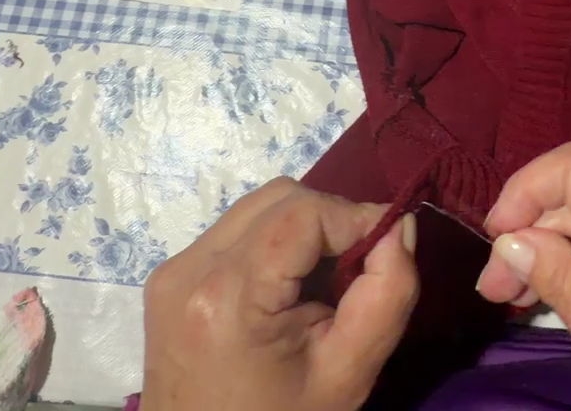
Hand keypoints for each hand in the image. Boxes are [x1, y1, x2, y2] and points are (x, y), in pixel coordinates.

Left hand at [141, 178, 418, 410]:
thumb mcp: (350, 373)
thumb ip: (388, 292)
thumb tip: (400, 222)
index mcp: (229, 295)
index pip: (305, 211)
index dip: (355, 217)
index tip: (385, 249)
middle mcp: (191, 267)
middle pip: (282, 198)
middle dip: (330, 219)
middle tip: (355, 268)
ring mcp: (174, 267)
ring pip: (260, 205)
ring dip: (303, 226)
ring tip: (320, 279)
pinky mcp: (170, 273)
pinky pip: (238, 227)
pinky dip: (274, 239)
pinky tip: (284, 286)